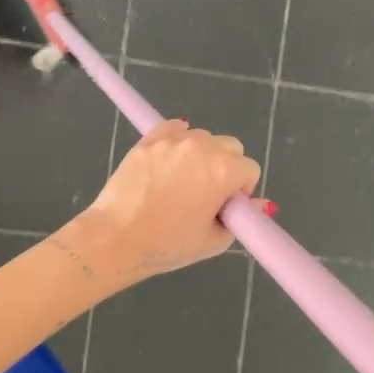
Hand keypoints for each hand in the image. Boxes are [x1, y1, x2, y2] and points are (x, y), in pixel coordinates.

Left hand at [78, 119, 262, 280]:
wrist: (116, 238)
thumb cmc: (167, 245)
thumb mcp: (214, 240)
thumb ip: (240, 218)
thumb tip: (257, 204)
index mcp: (224, 170)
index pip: (249, 169)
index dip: (241, 190)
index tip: (224, 206)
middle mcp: (201, 147)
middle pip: (229, 147)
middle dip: (225, 168)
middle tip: (206, 194)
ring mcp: (171, 142)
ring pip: (201, 138)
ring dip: (200, 155)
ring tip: (182, 182)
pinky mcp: (146, 142)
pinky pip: (172, 128)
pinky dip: (177, 137)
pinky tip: (171, 156)